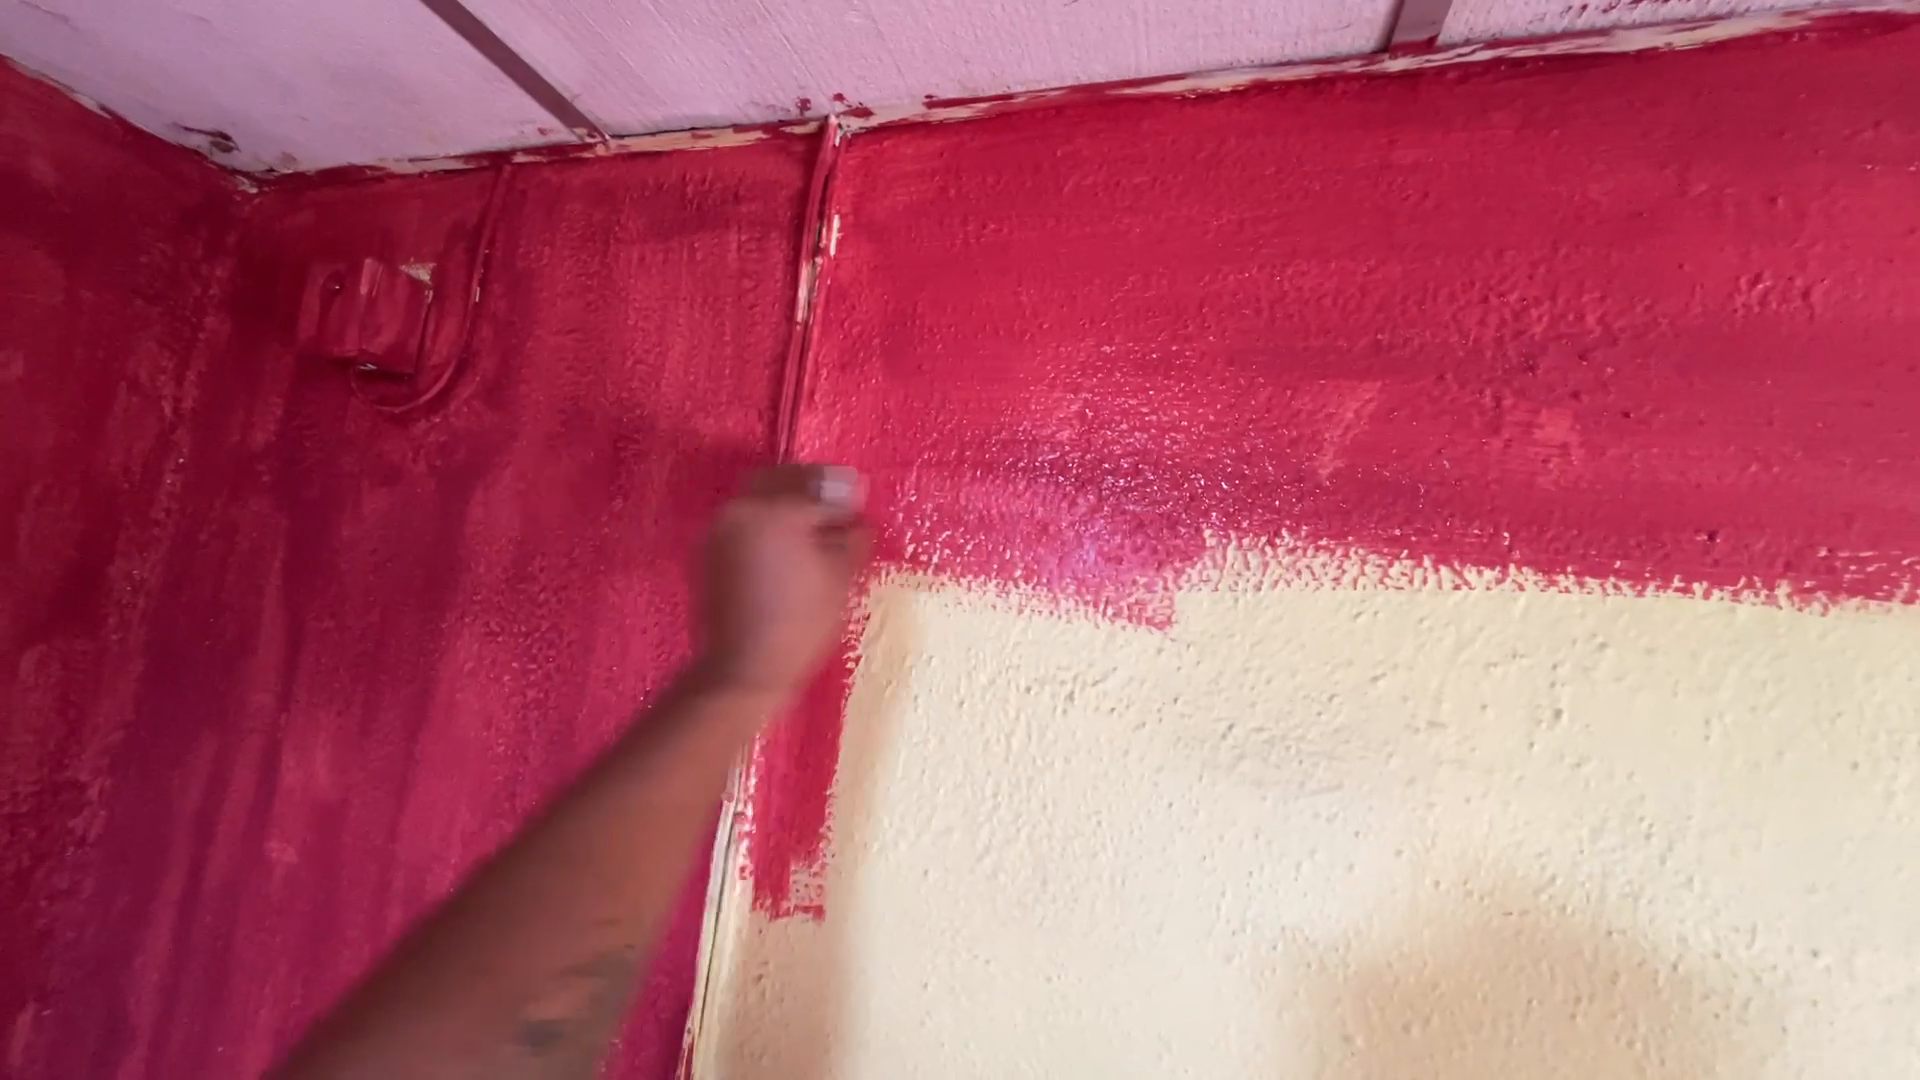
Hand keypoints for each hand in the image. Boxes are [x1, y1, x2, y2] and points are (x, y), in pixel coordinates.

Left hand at [693, 464, 871, 698]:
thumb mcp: (842, 576)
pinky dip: (769, 522)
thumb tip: (857, 518)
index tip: (862, 496)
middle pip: (781, 479)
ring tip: (816, 526)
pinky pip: (746, 521)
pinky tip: (790, 545)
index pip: (818, 485)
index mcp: (774, 510)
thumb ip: (853, 535)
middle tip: (838, 503)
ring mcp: (721, 531)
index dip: (845, 490)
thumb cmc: (802, 622)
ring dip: (788, 501)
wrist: (745, 669)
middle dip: (812, 486)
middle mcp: (741, 510)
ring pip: (759, 498)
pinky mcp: (711, 553)